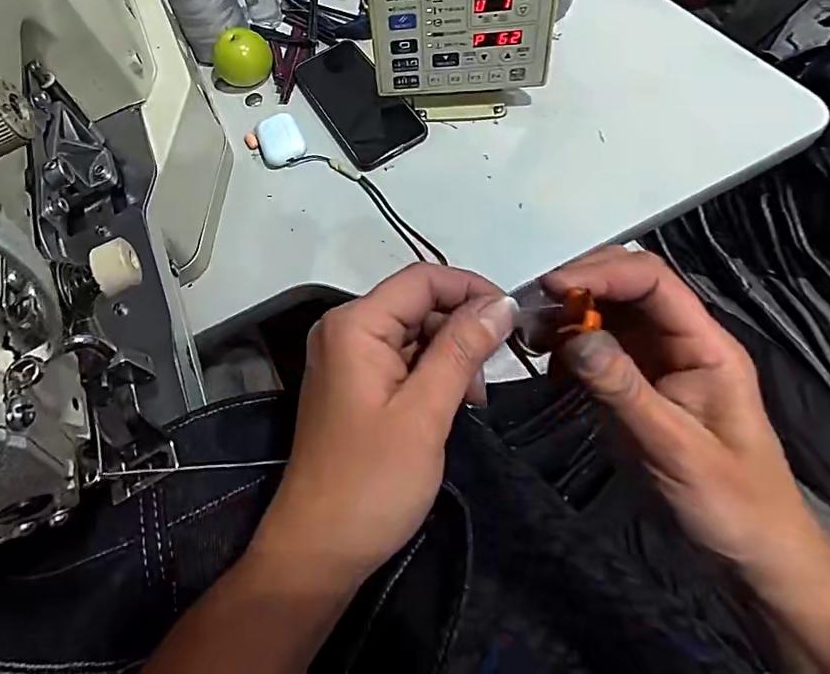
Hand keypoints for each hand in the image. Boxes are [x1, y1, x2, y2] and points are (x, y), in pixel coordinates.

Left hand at [250, 264, 516, 590]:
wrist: (317, 551)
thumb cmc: (370, 483)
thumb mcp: (425, 412)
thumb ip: (462, 349)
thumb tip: (500, 303)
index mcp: (355, 325)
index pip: (422, 279)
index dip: (470, 288)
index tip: (512, 315)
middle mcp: (346, 329)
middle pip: (417, 303)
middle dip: (461, 328)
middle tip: (493, 370)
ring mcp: (347, 356)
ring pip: (414, 331)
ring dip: (450, 353)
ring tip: (473, 398)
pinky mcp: (353, 381)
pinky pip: (402, 356)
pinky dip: (432, 371)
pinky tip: (451, 403)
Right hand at [542, 248, 829, 595]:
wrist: (755, 558)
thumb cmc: (733, 505)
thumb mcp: (676, 450)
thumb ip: (624, 389)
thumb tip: (572, 336)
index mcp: (705, 344)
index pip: (653, 281)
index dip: (602, 272)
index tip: (553, 286)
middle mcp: (680, 339)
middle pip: (629, 283)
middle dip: (582, 283)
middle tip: (536, 303)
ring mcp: (658, 357)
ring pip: (609, 309)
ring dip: (570, 311)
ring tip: (534, 331)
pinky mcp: (637, 379)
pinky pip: (599, 342)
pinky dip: (570, 341)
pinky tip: (550, 359)